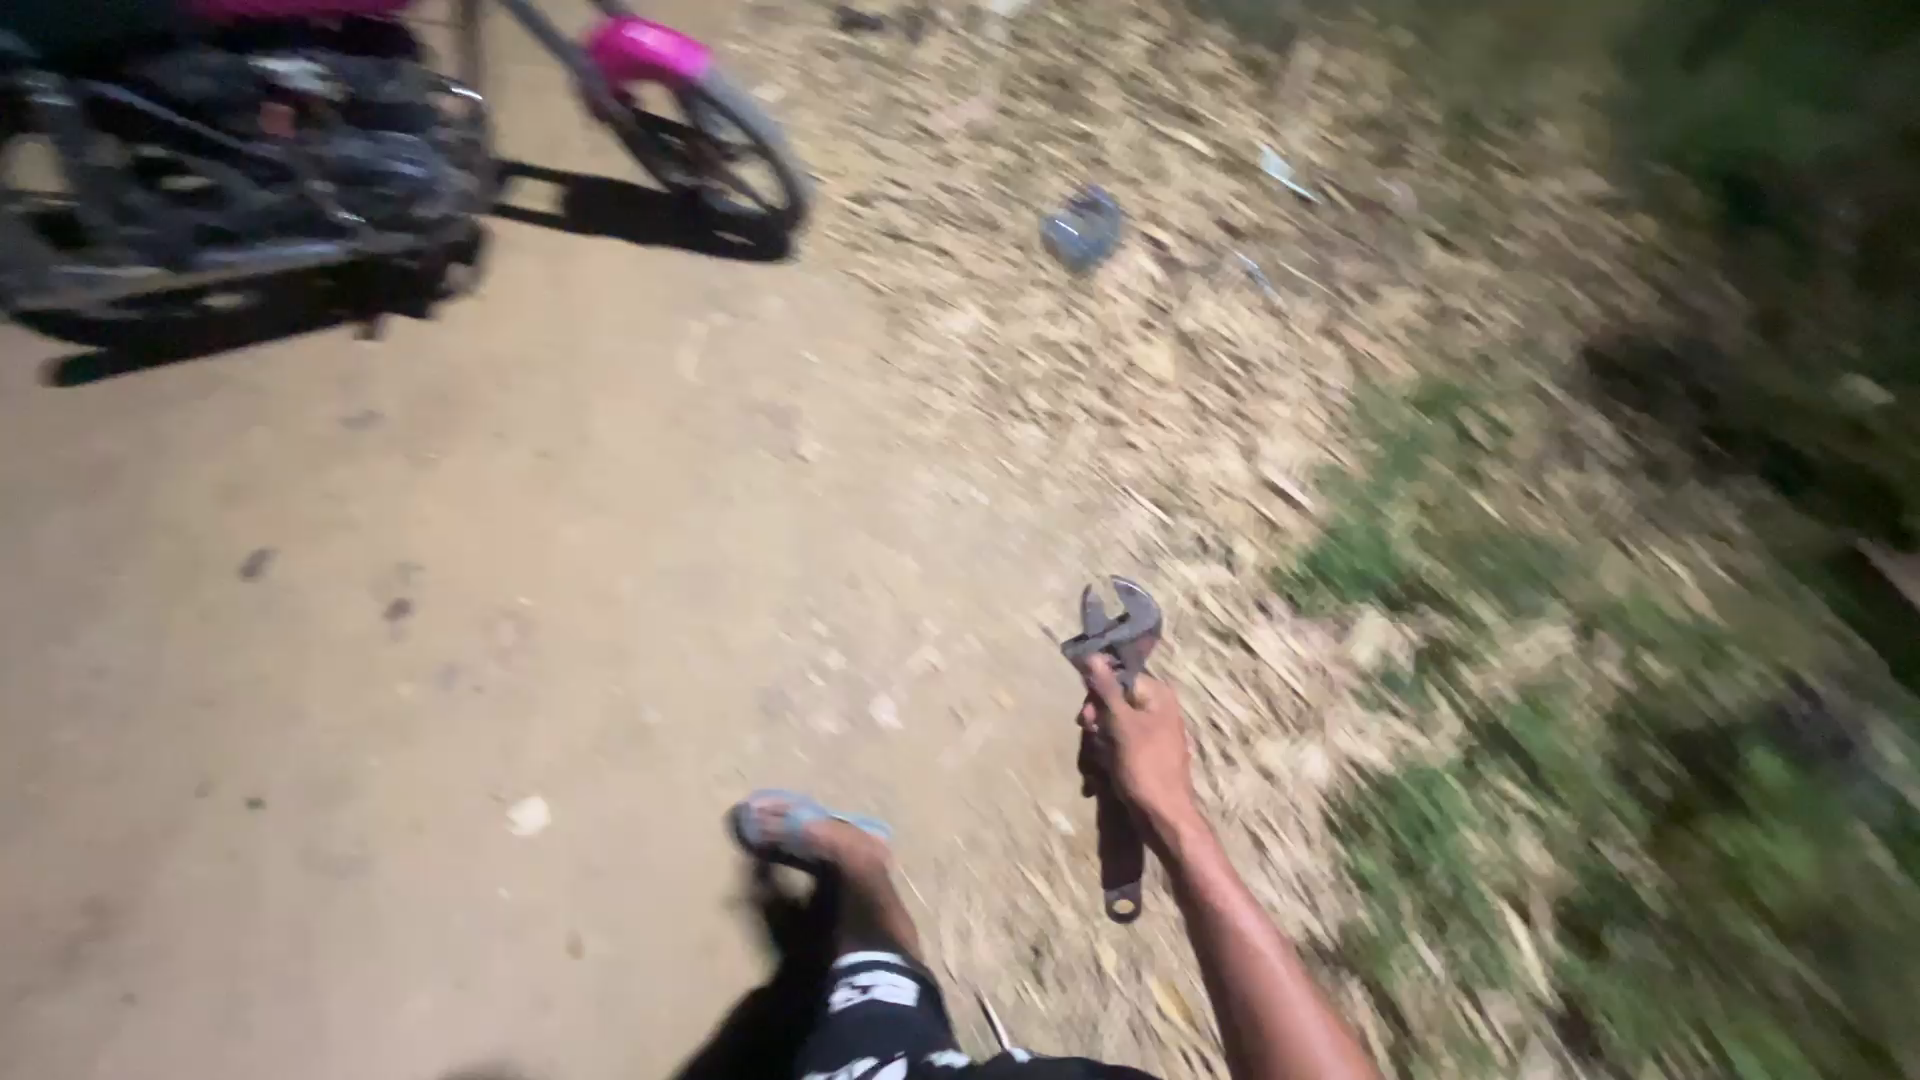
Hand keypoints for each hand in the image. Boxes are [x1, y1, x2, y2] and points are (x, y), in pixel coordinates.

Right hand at [1078, 655, 1198, 838]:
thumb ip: (1106, 689)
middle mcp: (1158, 709)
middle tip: (1092, 738)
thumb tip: (1092, 654)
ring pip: (1112, 725)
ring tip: (1100, 761)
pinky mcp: (1145, 754)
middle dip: (1097, 722)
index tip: (1086, 717)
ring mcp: (1152, 733)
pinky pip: (1119, 744)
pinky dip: (1107, 756)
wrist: (1164, 816)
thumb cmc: (1144, 766)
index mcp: (1158, 695)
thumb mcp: (1121, 724)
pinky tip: (1102, 772)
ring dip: (1099, 743)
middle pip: (1113, 701)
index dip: (1098, 694)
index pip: (1118, 678)